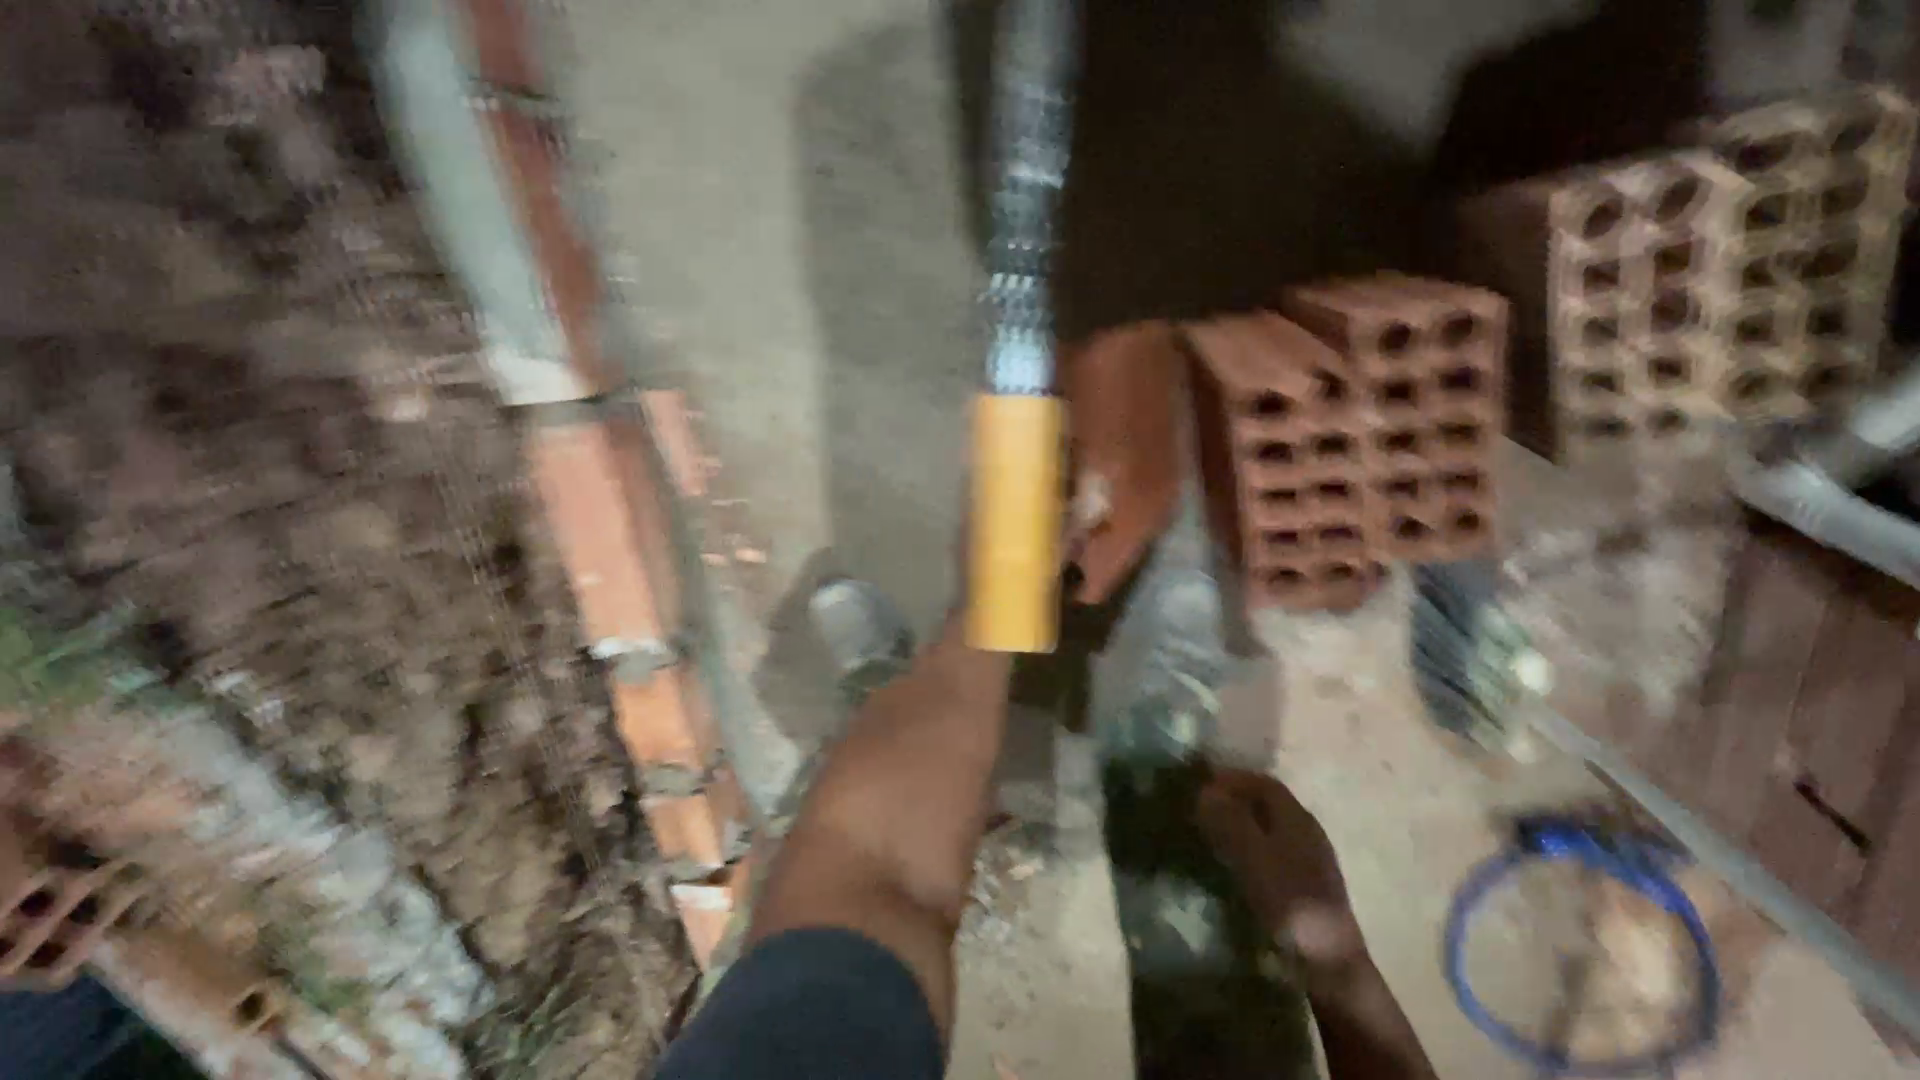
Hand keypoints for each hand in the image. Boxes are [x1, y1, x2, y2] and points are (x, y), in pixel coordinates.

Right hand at [1196, 768, 1365, 971]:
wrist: (1328, 962)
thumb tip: (1206, 789)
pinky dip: (1252, 848)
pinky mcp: (1309, 888)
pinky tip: (1239, 866)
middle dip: (1237, 800)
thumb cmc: (1289, 901)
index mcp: (1298, 819)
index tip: (1202, 784)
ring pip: (1273, 829)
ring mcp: (1312, 862)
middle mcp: (1309, 833)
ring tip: (1215, 835)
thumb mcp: (1252, 856)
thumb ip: (1230, 820)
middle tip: (1204, 809)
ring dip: (1244, 825)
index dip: (1234, 779)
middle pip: (1271, 804)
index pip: (1265, 783)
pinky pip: (1276, 853)